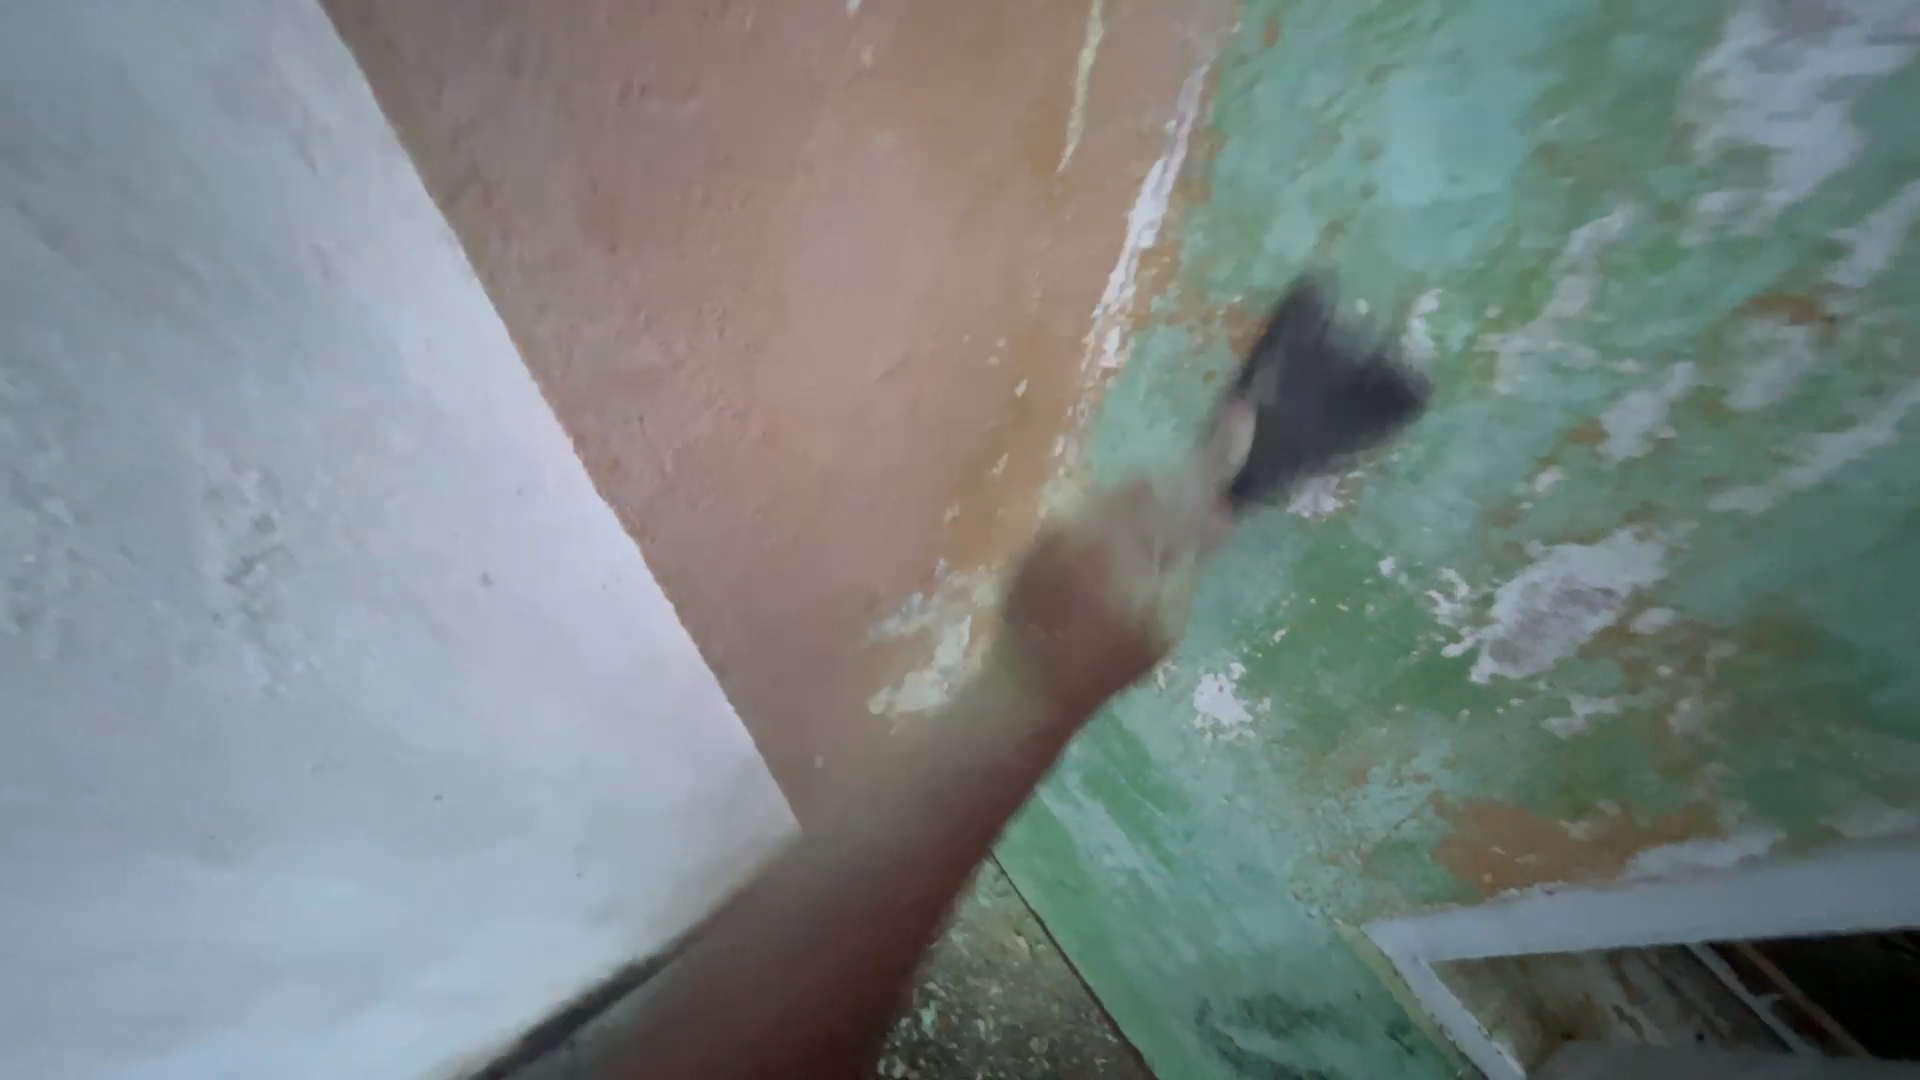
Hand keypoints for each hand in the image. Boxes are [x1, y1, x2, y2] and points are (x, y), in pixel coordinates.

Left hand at [993, 403, 1252, 723]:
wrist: (1029, 681)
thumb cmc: (1108, 663)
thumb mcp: (1165, 623)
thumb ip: (1189, 561)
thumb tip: (1221, 513)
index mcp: (1130, 545)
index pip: (1183, 488)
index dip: (1218, 452)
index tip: (1242, 414)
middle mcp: (1090, 523)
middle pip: (1145, 484)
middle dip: (1168, 498)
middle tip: (1176, 533)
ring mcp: (1056, 526)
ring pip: (1111, 497)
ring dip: (1132, 513)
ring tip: (1125, 564)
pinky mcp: (1035, 535)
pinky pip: (1079, 513)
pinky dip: (1099, 528)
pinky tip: (1093, 568)